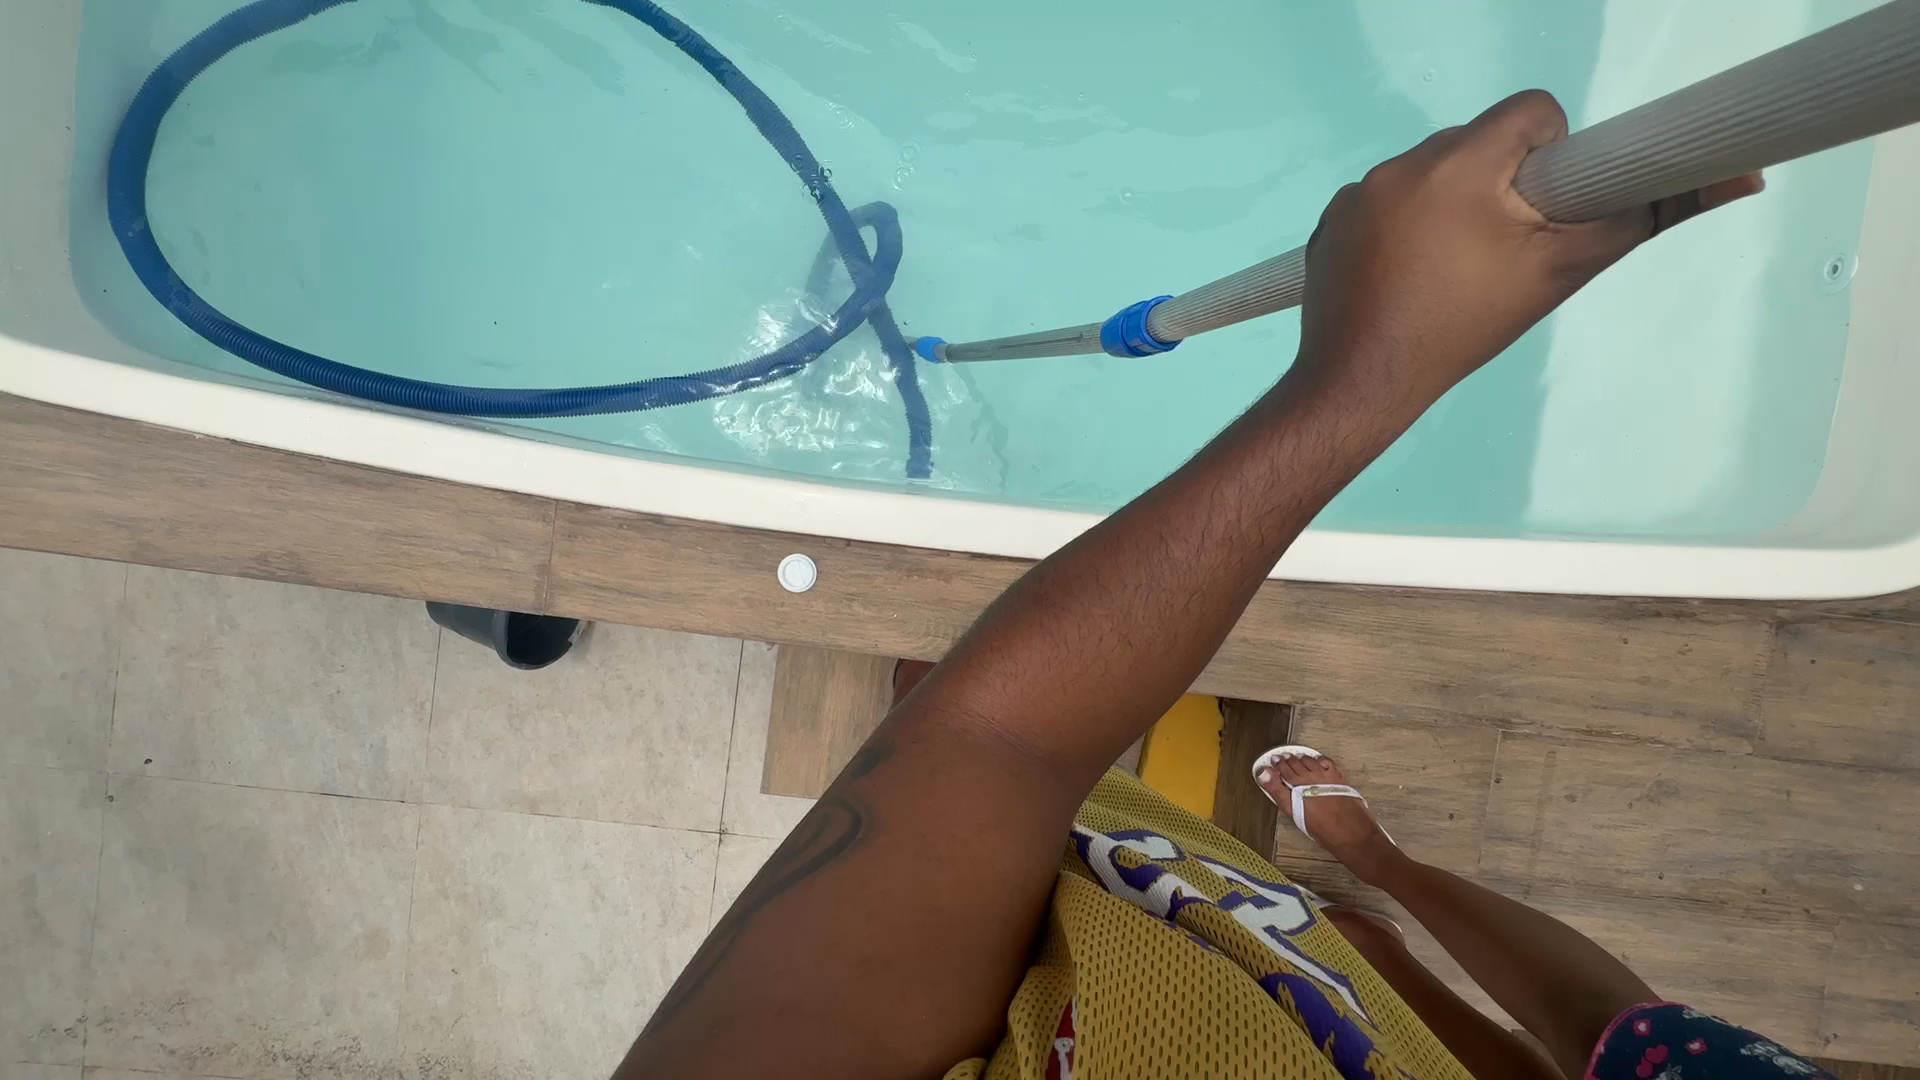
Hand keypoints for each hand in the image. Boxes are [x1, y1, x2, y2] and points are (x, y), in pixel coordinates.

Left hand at [1292, 89, 1761, 421]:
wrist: (1361, 381)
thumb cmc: (1458, 328)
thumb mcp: (1559, 271)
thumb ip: (1643, 214)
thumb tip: (1739, 175)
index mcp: (1456, 163)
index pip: (1528, 112)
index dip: (1550, 154)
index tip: (1540, 206)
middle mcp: (1395, 168)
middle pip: (1471, 144)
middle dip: (1493, 183)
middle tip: (1492, 248)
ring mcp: (1351, 199)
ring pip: (1422, 176)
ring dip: (1443, 204)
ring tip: (1442, 268)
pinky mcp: (1324, 228)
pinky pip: (1377, 206)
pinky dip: (1395, 227)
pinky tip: (1399, 274)